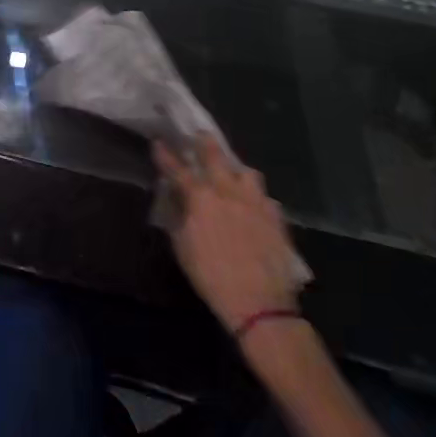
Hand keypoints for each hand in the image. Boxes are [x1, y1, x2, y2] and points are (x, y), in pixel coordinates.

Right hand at [153, 134, 301, 334]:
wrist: (259, 302)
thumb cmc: (210, 275)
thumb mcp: (182, 246)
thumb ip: (177, 216)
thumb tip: (175, 198)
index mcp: (202, 199)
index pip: (179, 169)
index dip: (166, 155)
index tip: (158, 142)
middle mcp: (230, 193)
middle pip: (216, 158)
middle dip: (205, 143)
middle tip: (199, 133)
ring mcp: (257, 204)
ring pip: (247, 173)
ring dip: (236, 168)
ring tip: (231, 171)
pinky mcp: (277, 219)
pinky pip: (266, 198)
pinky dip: (256, 197)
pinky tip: (253, 205)